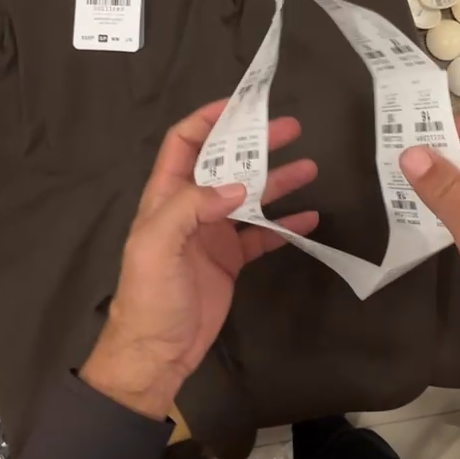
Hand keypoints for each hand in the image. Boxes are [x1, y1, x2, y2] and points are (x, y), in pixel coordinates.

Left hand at [80, 100, 319, 419]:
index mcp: (166, 197)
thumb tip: (237, 186)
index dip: (208, 119)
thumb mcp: (157, 247)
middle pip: (224, 164)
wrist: (157, 354)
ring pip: (248, 197)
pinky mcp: (230, 260)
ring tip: (310, 166)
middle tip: (291, 128)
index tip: (242, 104)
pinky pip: (261, 235)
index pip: (184, 144)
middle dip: (254, 143)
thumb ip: (190, 208)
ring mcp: (212, 235)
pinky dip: (284, 224)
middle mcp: (191, 209)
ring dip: (277, 181)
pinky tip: (309, 218)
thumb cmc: (149, 297)